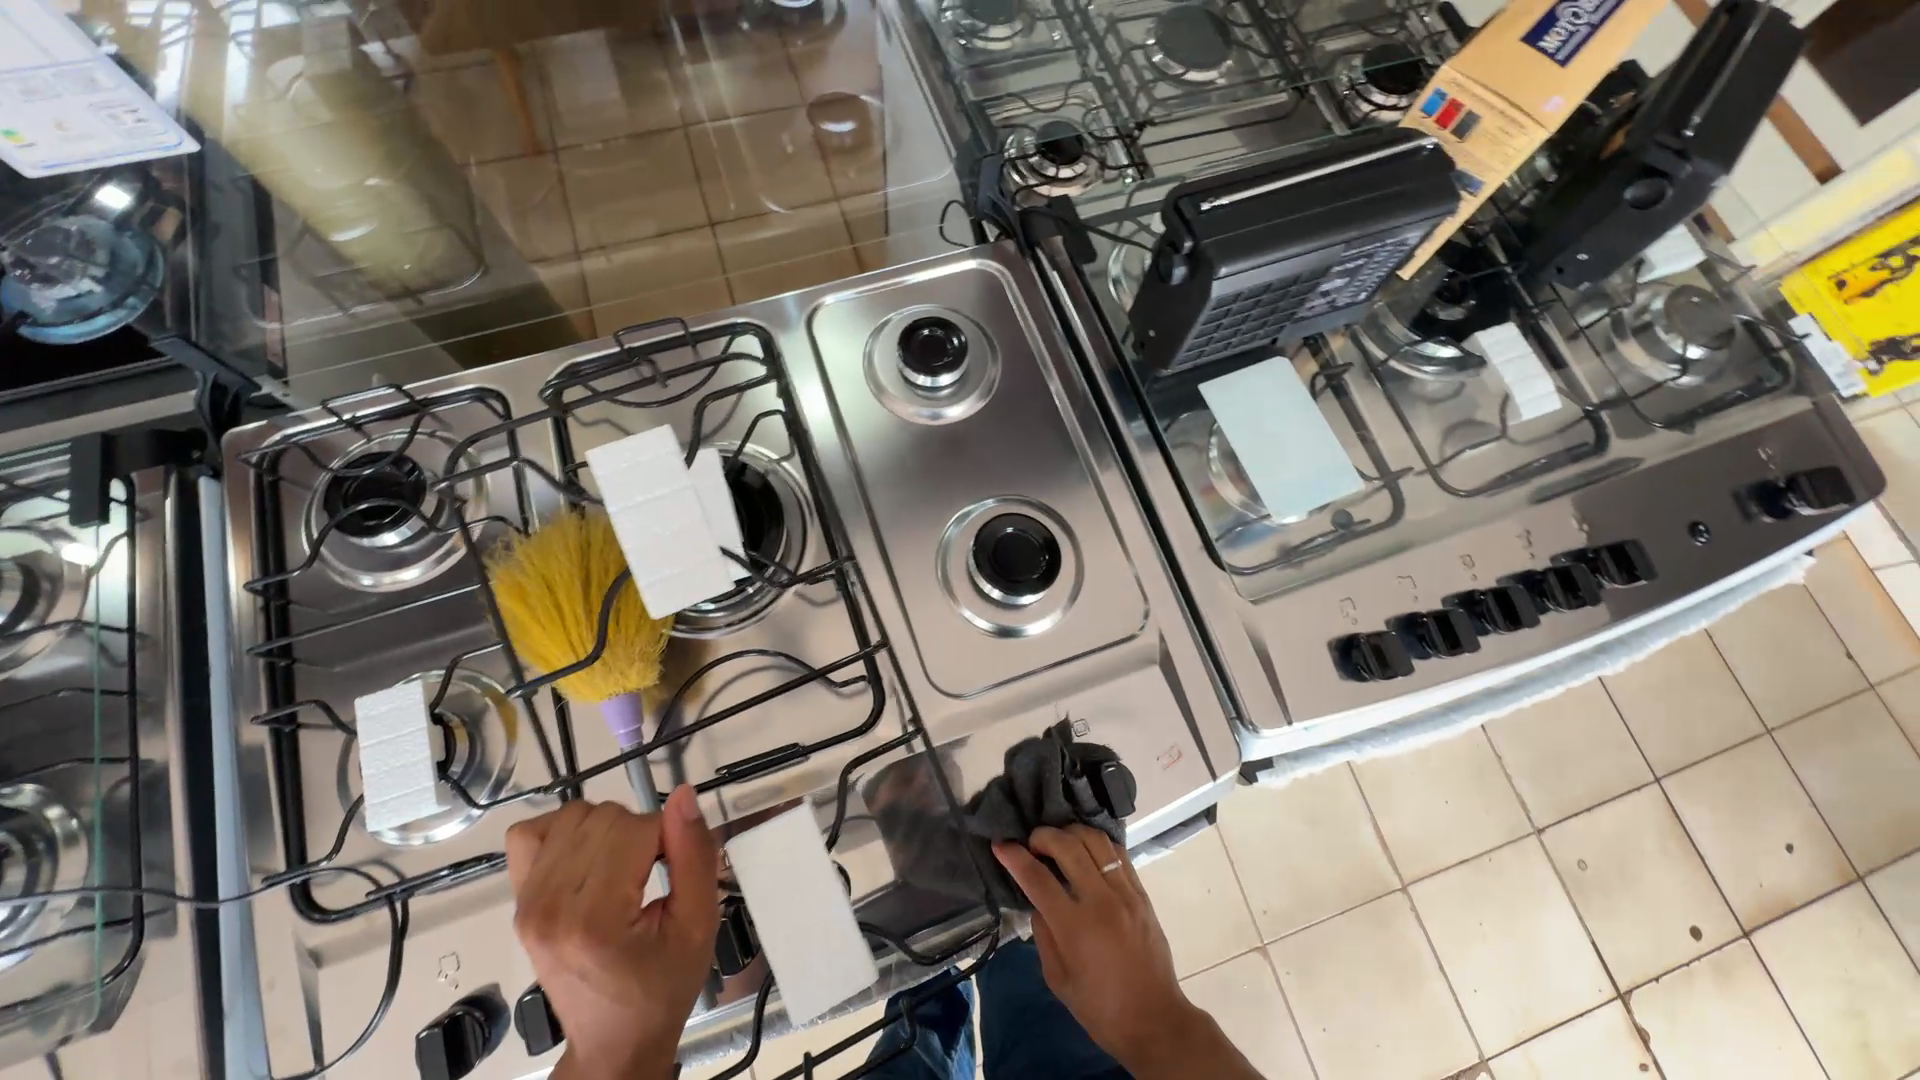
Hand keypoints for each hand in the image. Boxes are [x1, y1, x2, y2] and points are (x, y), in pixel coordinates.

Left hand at [507, 787, 719, 1079]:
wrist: (615, 1041)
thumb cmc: (663, 988)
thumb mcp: (699, 925)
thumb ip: (695, 855)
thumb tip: (684, 794)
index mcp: (595, 919)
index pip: (637, 828)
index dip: (670, 837)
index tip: (676, 870)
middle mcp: (548, 906)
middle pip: (605, 817)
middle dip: (641, 833)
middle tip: (654, 874)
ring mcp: (526, 903)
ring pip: (572, 816)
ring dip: (607, 829)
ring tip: (624, 867)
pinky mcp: (517, 901)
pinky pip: (529, 834)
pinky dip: (562, 831)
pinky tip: (588, 857)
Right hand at [992, 826, 1258, 1079]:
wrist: (1154, 1020)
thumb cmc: (1099, 1008)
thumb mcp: (1057, 978)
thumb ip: (1042, 932)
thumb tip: (1037, 899)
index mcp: (1075, 927)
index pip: (1037, 877)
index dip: (1014, 856)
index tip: (1000, 845)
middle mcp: (1101, 901)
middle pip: (1067, 845)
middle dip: (1042, 836)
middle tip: (1031, 844)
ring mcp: (1126, 894)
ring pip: (1095, 840)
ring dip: (1070, 833)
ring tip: (1058, 843)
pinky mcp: (1142, 894)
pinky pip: (1117, 853)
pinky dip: (1096, 844)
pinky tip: (1085, 852)